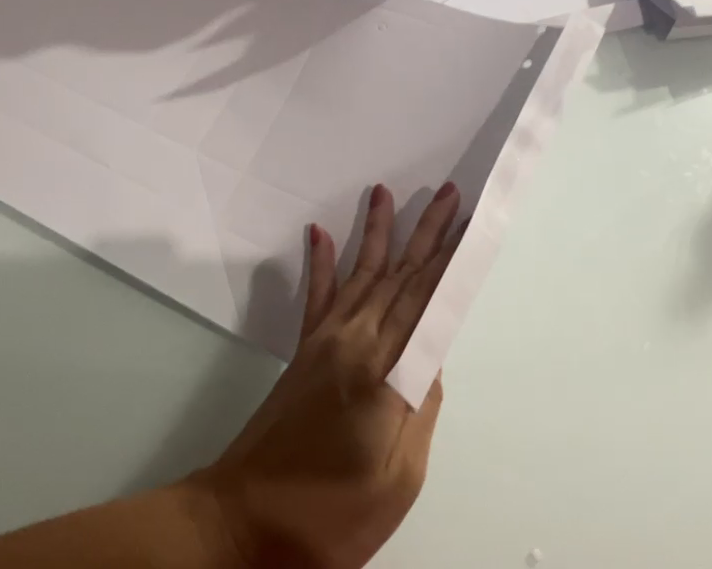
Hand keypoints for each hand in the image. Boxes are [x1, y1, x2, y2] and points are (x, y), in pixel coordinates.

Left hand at [194, 181, 463, 568]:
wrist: (242, 519)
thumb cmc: (329, 513)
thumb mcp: (397, 477)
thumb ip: (419, 409)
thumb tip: (431, 360)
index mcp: (382, 371)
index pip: (426, 302)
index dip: (450, 262)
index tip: (470, 223)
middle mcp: (352, 342)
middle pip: (398, 279)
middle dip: (426, 235)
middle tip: (449, 194)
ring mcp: (323, 344)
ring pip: (359, 276)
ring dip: (376, 234)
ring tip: (385, 192)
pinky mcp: (301, 355)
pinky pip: (314, 298)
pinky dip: (319, 264)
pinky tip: (319, 233)